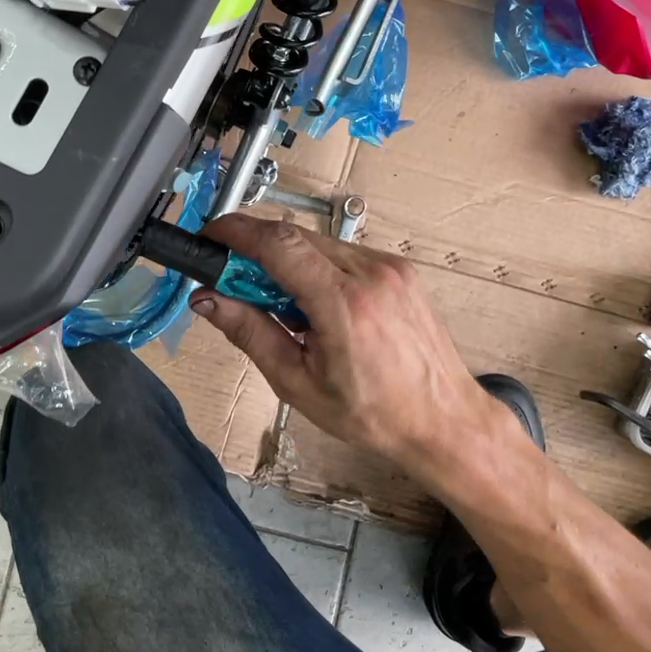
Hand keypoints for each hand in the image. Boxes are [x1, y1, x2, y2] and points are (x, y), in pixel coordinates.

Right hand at [190, 214, 518, 474]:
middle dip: (255, 253)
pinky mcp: (400, 270)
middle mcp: (371, 274)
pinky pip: (343, 255)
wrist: (443, 420)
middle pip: (294, 237)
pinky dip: (317, 270)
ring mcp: (390, 268)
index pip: (278, 243)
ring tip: (284, 311)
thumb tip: (206, 300)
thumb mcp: (297, 383)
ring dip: (287, 264)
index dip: (236, 232)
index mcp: (343, 304)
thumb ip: (250, 333)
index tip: (210, 237)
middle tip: (234, 286)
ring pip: (318, 244)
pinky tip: (316, 308)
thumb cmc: (372, 413)